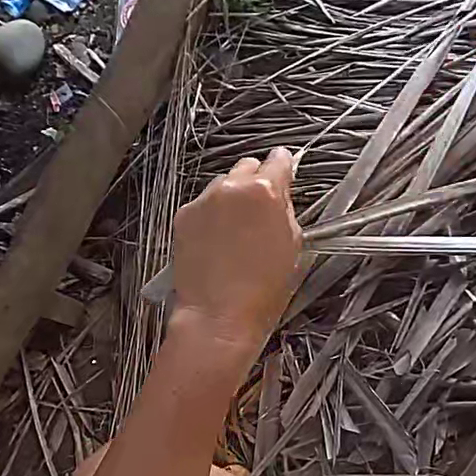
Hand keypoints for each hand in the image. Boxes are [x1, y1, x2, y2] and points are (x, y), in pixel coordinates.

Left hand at [169, 147, 300, 348]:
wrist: (218, 315)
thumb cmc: (264, 288)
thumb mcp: (292, 244)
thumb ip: (285, 209)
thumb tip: (279, 194)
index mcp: (265, 191)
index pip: (279, 159)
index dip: (283, 167)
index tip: (284, 173)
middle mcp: (232, 188)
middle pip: (247, 167)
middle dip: (255, 182)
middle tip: (259, 211)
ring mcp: (204, 200)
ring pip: (223, 186)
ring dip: (231, 199)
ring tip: (235, 231)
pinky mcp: (183, 215)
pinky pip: (203, 205)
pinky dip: (210, 216)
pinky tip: (215, 242)